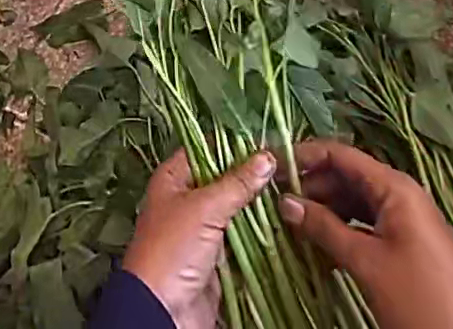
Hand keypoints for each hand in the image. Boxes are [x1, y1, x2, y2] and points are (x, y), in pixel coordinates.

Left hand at [121, 150, 274, 328]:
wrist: (163, 311)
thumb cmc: (174, 248)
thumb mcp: (205, 208)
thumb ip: (237, 183)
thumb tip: (267, 156)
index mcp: (173, 177)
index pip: (204, 148)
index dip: (231, 143)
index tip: (265, 140)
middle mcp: (185, 198)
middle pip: (222, 179)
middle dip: (249, 176)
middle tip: (284, 168)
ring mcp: (200, 229)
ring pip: (233, 209)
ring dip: (256, 206)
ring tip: (289, 191)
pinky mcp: (215, 257)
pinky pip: (240, 238)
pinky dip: (257, 233)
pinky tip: (282, 223)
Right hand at [281, 141, 452, 328]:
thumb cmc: (419, 300)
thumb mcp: (366, 262)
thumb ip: (323, 227)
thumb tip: (284, 201)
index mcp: (394, 186)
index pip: (339, 154)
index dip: (303, 155)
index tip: (270, 165)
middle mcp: (400, 194)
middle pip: (345, 175)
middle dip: (311, 184)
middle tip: (275, 198)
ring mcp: (405, 219)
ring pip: (354, 200)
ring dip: (324, 208)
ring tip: (292, 220)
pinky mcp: (407, 244)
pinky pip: (366, 223)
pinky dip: (341, 227)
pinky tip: (319, 242)